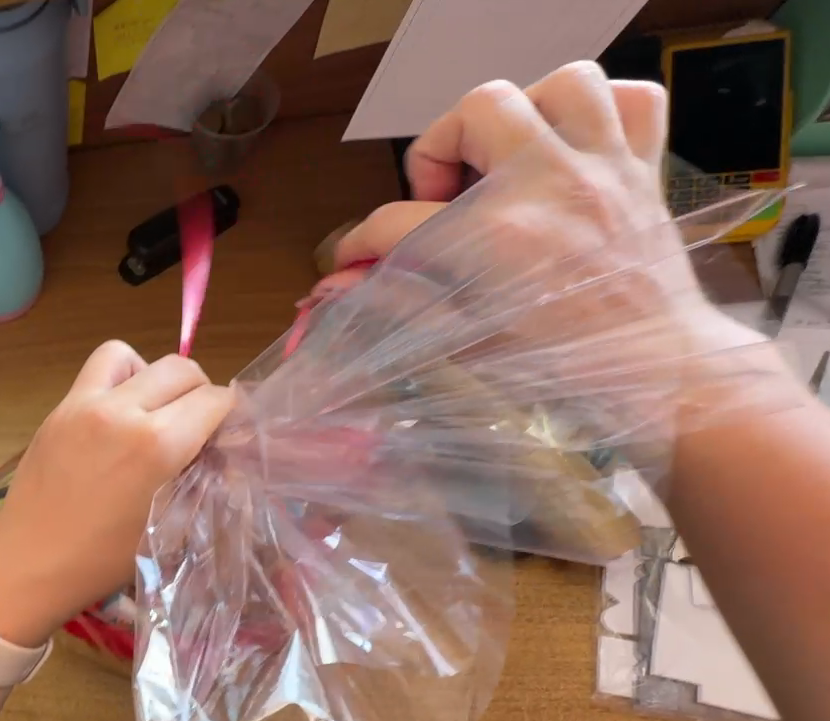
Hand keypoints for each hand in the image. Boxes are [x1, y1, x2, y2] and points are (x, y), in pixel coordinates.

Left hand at [0, 341, 233, 646]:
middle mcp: (120, 412)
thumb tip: (213, 449)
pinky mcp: (56, 412)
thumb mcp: (165, 526)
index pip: (215, 400)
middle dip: (197, 394)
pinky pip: (94, 372)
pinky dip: (114, 381)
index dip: (226, 418)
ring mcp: (81, 406)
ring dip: (150, 376)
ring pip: (130, 356)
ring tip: (149, 414)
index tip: (220, 440)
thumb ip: (194, 478)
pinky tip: (113, 419)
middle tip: (191, 428)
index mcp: (156, 445)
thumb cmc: (100, 563)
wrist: (27, 568)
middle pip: (180, 369)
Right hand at [329, 63, 762, 360]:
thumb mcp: (451, 340)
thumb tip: (333, 282)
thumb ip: (389, 300)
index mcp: (492, 236)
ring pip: (562, 85)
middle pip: (478, 110)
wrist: (652, 369)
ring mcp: (603, 169)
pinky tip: (562, 154)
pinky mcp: (642, 169)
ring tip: (500, 164)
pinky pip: (632, 99)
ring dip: (519, 116)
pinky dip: (595, 112)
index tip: (351, 263)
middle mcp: (549, 185)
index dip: (357, 243)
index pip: (394, 221)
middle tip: (438, 199)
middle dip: (440, 148)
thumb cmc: (547, 365)